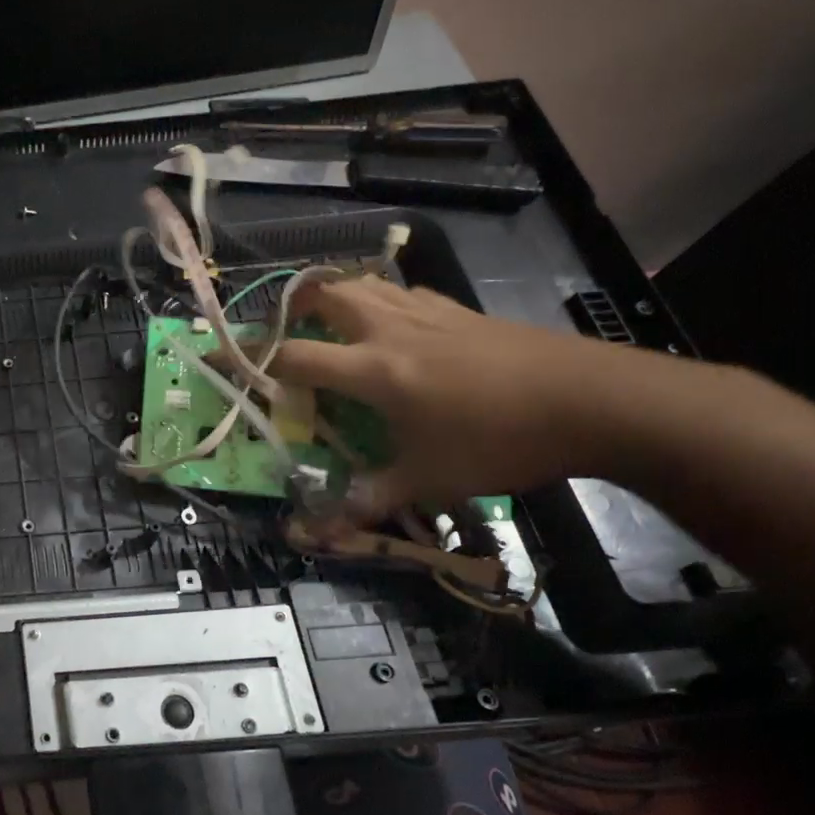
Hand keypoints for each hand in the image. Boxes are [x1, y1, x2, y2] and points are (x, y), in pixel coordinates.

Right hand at [272, 276, 626, 518]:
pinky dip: (381, 299)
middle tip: (280, 329)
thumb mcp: (430, 480)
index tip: (219, 359)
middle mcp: (390, 330)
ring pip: (365, 284)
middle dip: (292, 305)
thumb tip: (321, 530)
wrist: (594, 400)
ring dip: (336, 295)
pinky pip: (404, 292)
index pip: (292, 356)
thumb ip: (370, 499)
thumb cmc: (500, 440)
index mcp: (373, 370)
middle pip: (325, 295)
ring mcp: (428, 314)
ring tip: (326, 317)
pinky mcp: (462, 312)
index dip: (249, 359)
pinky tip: (393, 322)